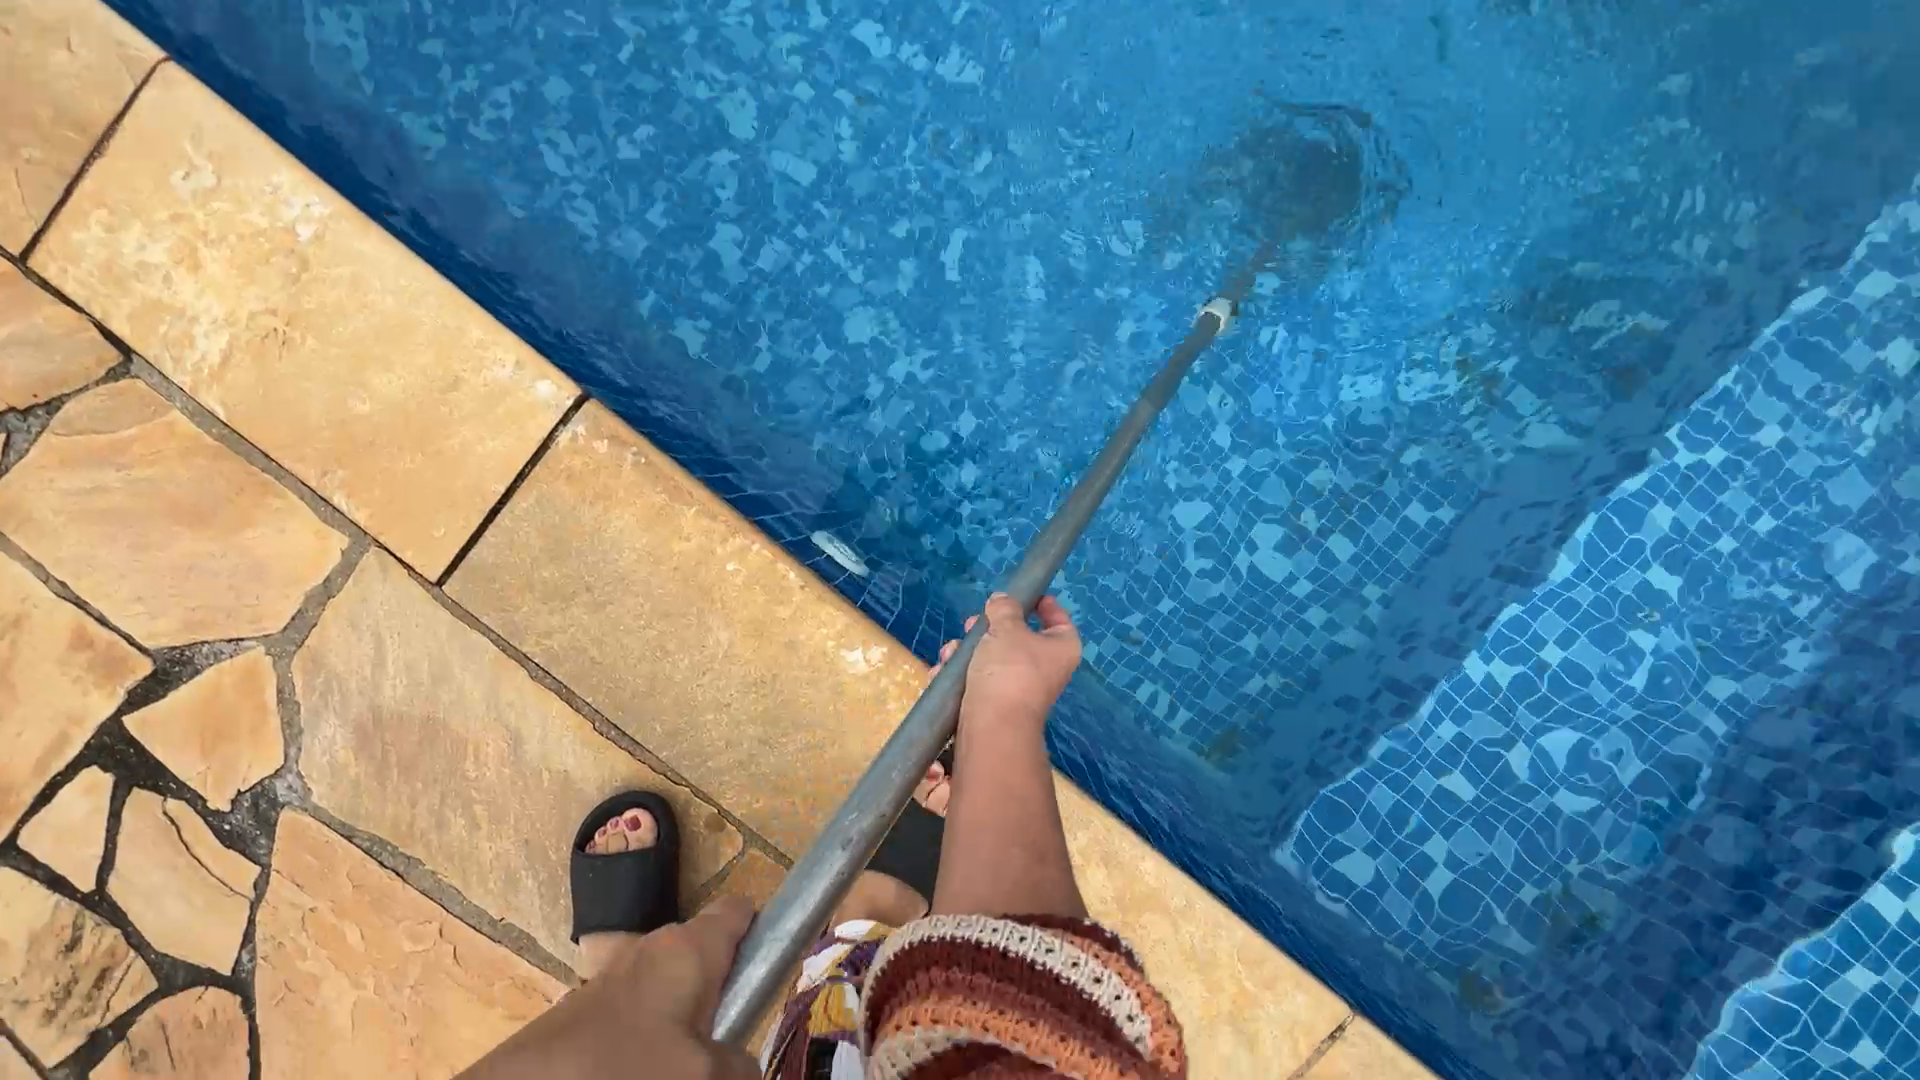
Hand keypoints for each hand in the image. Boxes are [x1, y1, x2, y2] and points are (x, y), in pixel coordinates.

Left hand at [458, 896, 759, 1079]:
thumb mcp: (702, 1077)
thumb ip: (740, 1067)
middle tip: (729, 1044)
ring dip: (685, 1028)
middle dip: (724, 997)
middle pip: (709, 960)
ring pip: (673, 995)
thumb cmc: (624, 1068)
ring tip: (683, 1066)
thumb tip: (741, 1066)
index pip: (740, 910)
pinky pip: (640, 1019)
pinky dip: (649, 1045)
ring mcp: (617, 978)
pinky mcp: (587, 1012)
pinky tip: (644, 1071)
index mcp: (689, 946)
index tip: (772, 978)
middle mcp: (655, 948)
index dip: (764, 935)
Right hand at [938, 593, 1080, 730]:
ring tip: (952, 652)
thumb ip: (1004, 608)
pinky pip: (978, 678)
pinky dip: (961, 674)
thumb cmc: (1010, 669)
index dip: (1042, 603)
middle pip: (1017, 636)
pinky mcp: (996, 702)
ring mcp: (1020, 687)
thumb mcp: (1007, 627)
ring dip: (967, 651)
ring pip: (991, 656)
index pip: (1058, 619)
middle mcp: (1045, 668)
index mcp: (1061, 647)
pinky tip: (943, 671)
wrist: (992, 725)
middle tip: (973, 624)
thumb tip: (1002, 600)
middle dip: (989, 628)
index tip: (1023, 594)